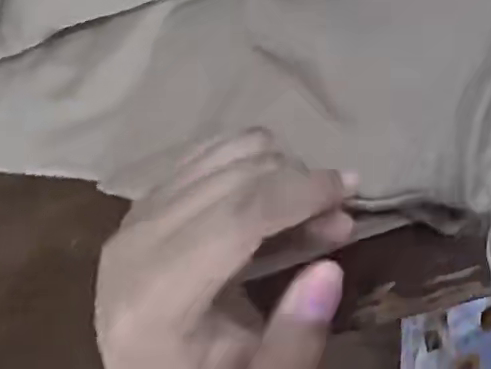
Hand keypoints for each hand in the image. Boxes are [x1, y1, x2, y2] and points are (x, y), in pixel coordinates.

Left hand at [96, 129, 356, 368]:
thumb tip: (329, 270)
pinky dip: (259, 159)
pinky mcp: (149, 195)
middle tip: (338, 220)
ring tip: (306, 213)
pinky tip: (271, 196)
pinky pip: (221, 145)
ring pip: (238, 150)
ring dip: (286, 170)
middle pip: (246, 175)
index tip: (353, 189)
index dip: (305, 192)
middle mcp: (137, 243)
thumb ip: (291, 346)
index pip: (241, 214)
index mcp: (154, 300)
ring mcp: (139, 212)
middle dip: (305, 185)